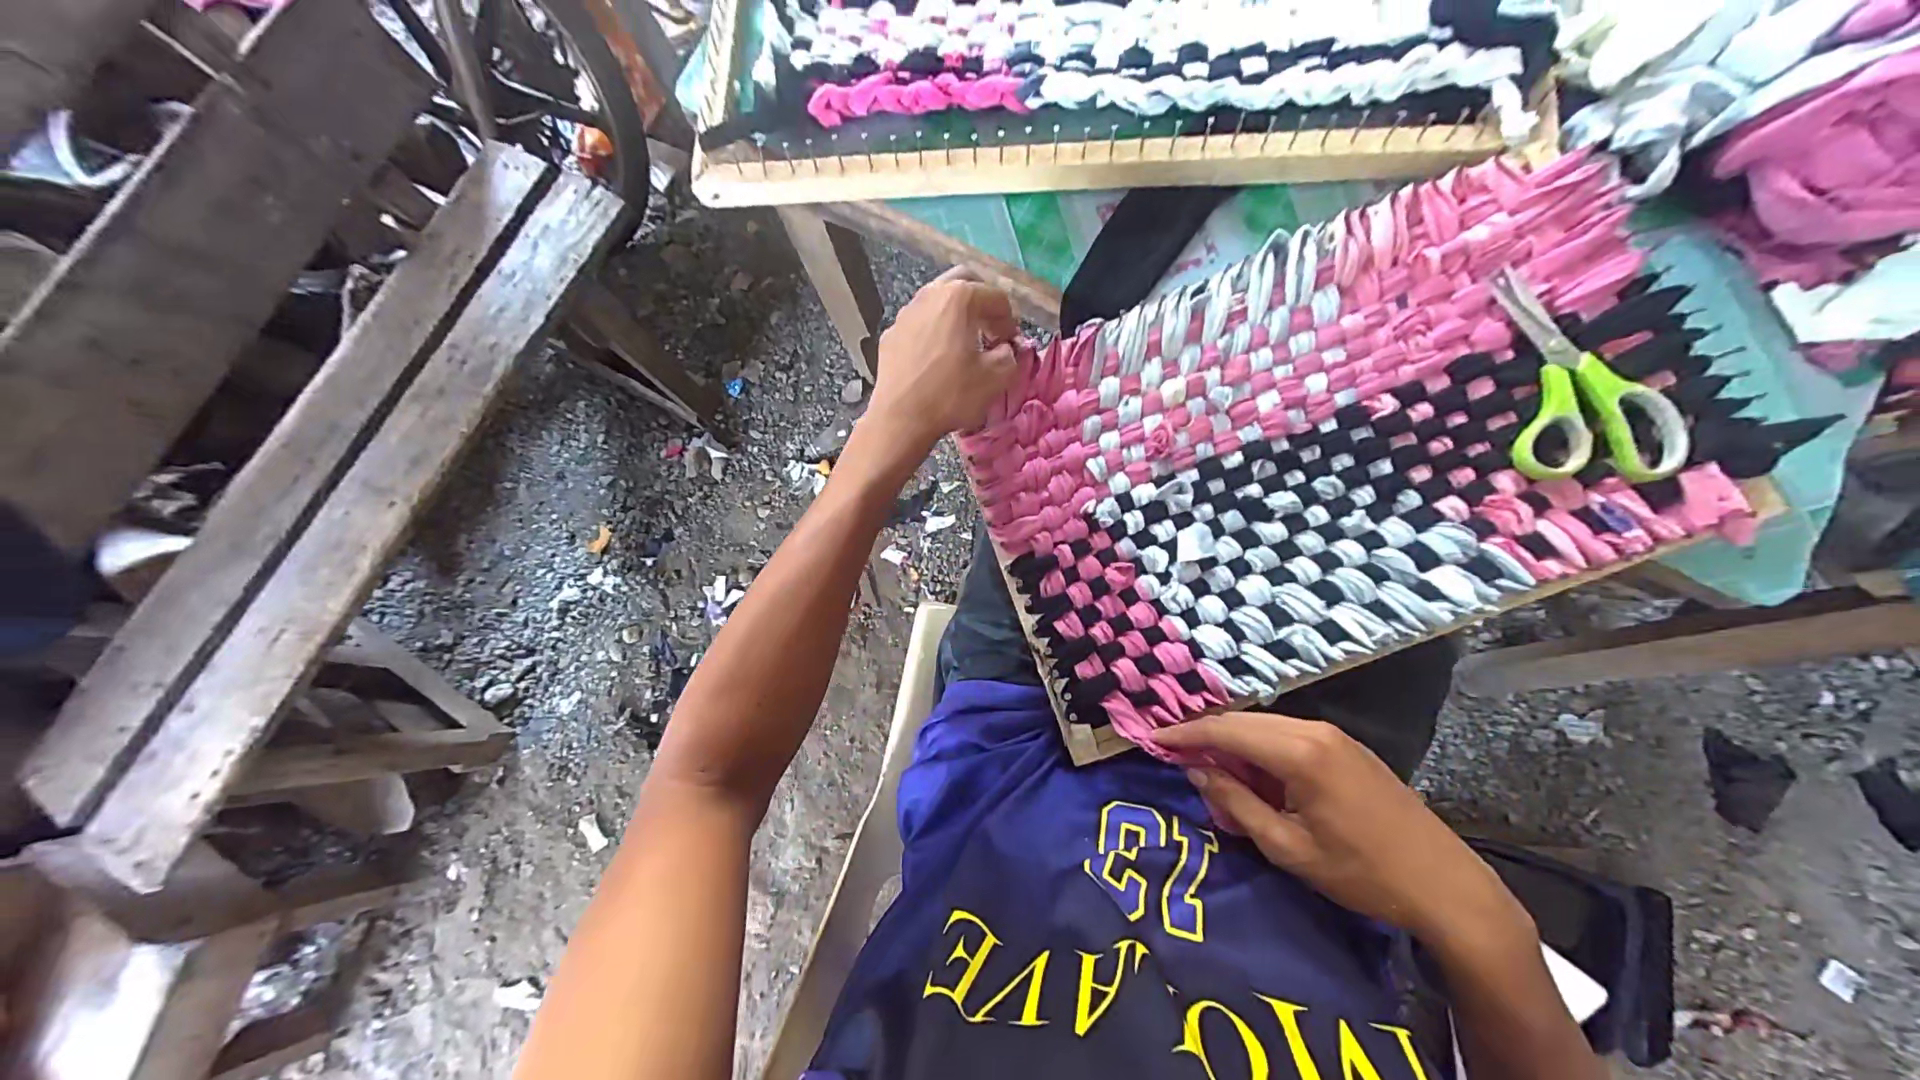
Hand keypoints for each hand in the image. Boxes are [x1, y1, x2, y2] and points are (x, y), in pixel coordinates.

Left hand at [866, 267, 1018, 447]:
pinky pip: (920, 323)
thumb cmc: (951, 394)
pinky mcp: (891, 334)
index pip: (996, 297)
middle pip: (964, 283)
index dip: (1010, 321)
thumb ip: (1011, 356)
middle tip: (990, 332)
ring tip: (965, 345)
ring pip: (938, 301)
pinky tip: (938, 358)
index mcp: (959, 297)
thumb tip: (1007, 350)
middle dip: (982, 304)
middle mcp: (930, 294)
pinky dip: (934, 331)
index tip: (1011, 344)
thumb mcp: (996, 378)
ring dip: (957, 316)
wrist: (900, 418)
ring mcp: (906, 313)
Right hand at [1152, 713, 1530, 948]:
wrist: (1446, 885)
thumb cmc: (1362, 873)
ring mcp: (1333, 734)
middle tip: (1174, 753)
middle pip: (1242, 721)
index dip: (1184, 734)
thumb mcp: (1288, 847)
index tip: (1152, 739)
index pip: (1224, 731)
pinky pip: (1287, 733)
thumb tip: (1198, 771)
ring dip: (1231, 740)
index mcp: (1299, 752)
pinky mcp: (1345, 745)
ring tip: (1207, 766)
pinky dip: (1258, 746)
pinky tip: (1250, 770)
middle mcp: (1314, 730)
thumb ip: (1235, 804)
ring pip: (1263, 725)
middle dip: (1204, 734)